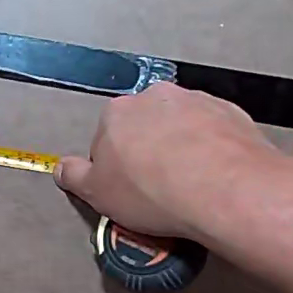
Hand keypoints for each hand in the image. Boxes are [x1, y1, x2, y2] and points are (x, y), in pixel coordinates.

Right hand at [55, 82, 283, 238]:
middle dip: (147, 152)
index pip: (106, 138)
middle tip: (155, 189)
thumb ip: (75, 176)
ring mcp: (195, 102)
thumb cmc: (160, 191)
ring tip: (187, 186)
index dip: (114, 168)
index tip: (125, 188)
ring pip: (180, 127)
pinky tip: (212, 177)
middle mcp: (155, 98)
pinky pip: (213, 132)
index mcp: (117, 113)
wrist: (225, 190)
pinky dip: (211, 150)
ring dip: (180, 149)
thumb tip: (64, 169)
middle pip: (144, 127)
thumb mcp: (97, 194)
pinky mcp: (229, 113)